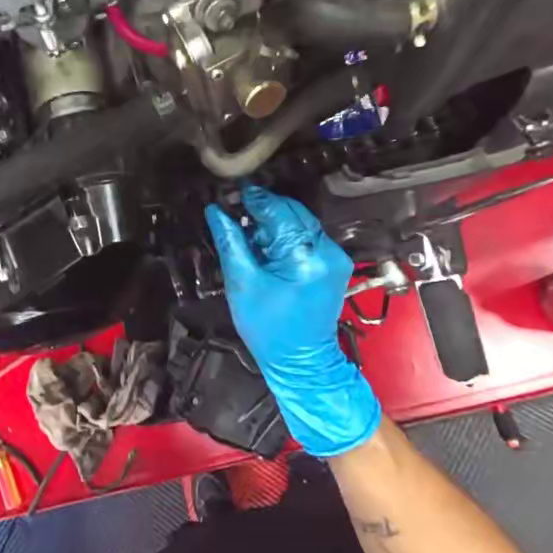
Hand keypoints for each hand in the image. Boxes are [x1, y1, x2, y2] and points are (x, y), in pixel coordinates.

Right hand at [205, 183, 381, 456]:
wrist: (302, 361)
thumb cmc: (268, 329)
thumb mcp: (243, 285)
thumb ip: (231, 243)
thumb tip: (216, 211)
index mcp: (306, 256)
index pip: (279, 212)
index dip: (255, 198)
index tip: (233, 191)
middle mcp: (328, 250)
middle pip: (294, 213)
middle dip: (266, 209)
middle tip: (237, 211)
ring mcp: (336, 256)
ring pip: (302, 222)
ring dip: (276, 223)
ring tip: (250, 233)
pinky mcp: (336, 263)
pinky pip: (309, 237)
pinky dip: (288, 236)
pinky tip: (269, 247)